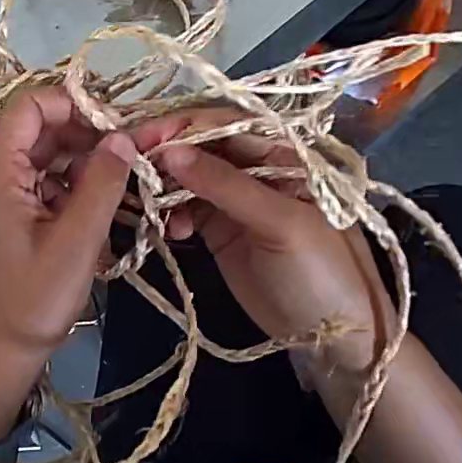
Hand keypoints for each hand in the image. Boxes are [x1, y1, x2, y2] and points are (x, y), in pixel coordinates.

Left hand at [0, 88, 135, 445]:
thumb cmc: (31, 303)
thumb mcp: (76, 243)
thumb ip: (101, 186)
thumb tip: (122, 139)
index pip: (28, 109)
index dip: (70, 105)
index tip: (114, 124)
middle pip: (42, 133)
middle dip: (87, 137)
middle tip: (130, 157)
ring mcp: (5, 202)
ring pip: (49, 162)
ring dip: (86, 167)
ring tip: (124, 187)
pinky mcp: (16, 223)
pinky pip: (49, 190)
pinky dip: (76, 194)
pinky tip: (103, 215)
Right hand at [133, 111, 396, 382]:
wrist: (332, 337)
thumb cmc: (320, 272)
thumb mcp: (279, 223)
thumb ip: (226, 185)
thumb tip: (170, 151)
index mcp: (283, 154)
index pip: (225, 125)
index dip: (182, 127)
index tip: (140, 138)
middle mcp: (256, 169)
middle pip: (201, 147)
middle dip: (165, 154)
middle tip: (129, 169)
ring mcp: (236, 200)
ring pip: (189, 178)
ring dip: (165, 187)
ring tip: (148, 207)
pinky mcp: (220, 229)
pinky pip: (186, 209)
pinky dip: (171, 216)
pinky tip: (170, 232)